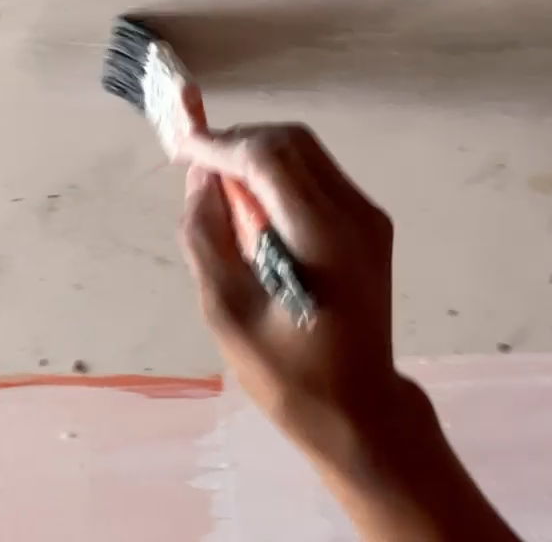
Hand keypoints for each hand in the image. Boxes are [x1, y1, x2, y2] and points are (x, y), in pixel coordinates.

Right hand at [176, 124, 417, 469]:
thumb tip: (201, 179)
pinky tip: (254, 200)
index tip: (181, 145)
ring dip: (260, 153)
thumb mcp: (228, 313)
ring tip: (220, 180)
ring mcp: (368, 214)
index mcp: (322, 235)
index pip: (268, 158)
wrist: (361, 410)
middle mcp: (354, 212)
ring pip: (307, 152)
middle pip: (291, 142)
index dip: (221, 144)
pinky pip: (319, 175)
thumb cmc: (289, 374)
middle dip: (239, 141)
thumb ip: (207, 236)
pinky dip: (281, 173)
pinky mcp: (369, 223)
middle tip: (197, 162)